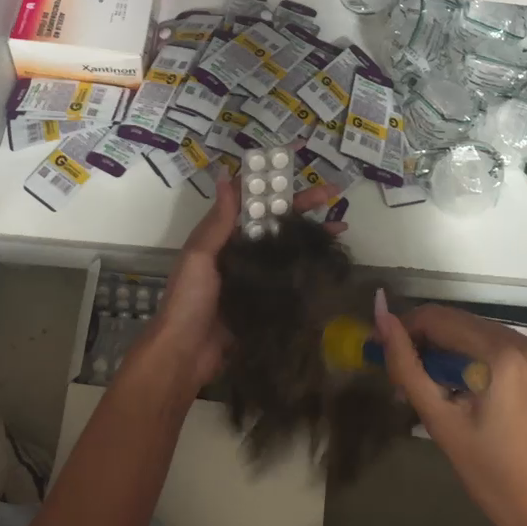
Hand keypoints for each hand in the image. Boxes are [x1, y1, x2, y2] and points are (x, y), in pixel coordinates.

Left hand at [143, 176, 347, 389]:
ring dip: (311, 234)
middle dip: (304, 205)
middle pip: (275, 220)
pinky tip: (328, 262)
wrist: (185, 356)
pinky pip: (289, 276)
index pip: (252, 200)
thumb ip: (218, 221)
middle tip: (334, 193)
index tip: (299, 169)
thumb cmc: (188, 300)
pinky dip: (308, 266)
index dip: (274, 183)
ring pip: (286, 246)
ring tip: (341, 227)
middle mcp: (239, 249)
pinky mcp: (265, 299)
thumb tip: (226, 174)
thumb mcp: (200, 256)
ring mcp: (254, 275)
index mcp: (222, 234)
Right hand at [374, 296, 526, 525]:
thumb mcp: (440, 420)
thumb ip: (406, 365)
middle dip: (428, 340)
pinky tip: (465, 382)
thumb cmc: (490, 474)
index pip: (441, 319)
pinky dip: (479, 355)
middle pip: (462, 322)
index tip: (381, 345)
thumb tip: (381, 317)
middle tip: (401, 367)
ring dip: (452, 347)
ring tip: (432, 380)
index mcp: (504, 356)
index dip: (406, 327)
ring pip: (482, 331)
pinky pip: (503, 344)